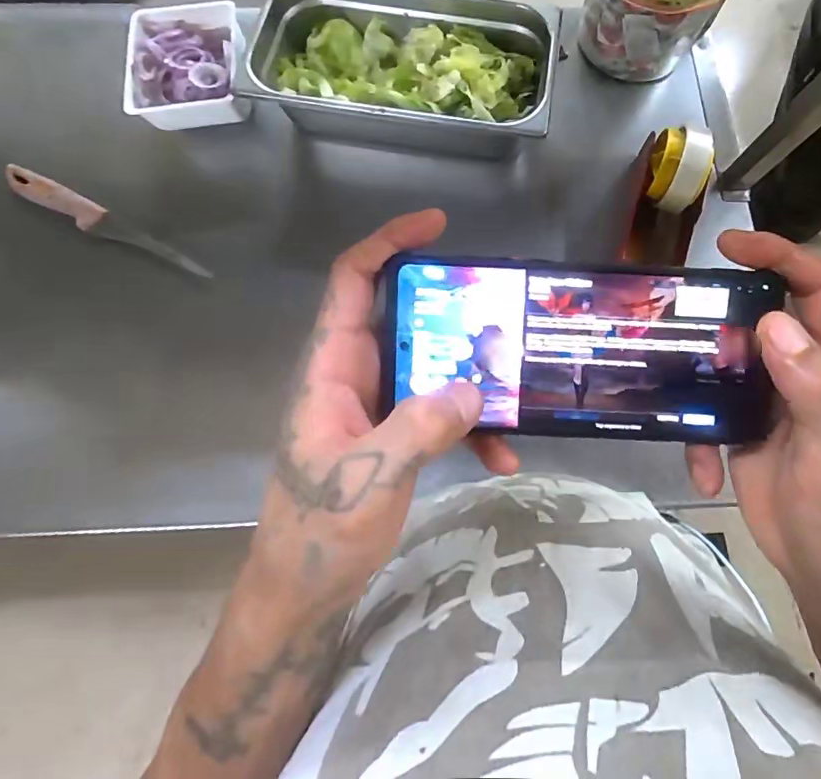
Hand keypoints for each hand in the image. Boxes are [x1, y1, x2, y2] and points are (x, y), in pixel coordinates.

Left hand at [245, 209, 517, 610]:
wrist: (303, 594)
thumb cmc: (318, 532)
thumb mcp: (369, 477)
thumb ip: (420, 427)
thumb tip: (476, 389)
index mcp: (332, 367)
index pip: (352, 281)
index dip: (388, 242)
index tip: (437, 226)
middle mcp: (355, 374)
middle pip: (404, 315)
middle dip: (452, 307)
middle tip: (500, 304)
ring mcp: (377, 404)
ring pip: (430, 363)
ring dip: (471, 372)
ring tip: (516, 382)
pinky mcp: (395, 434)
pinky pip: (438, 411)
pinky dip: (469, 427)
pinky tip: (502, 457)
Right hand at [685, 230, 820, 608]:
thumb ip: (817, 389)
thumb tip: (773, 322)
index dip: (781, 257)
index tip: (730, 244)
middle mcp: (812, 371)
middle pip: (765, 316)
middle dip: (725, 316)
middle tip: (688, 329)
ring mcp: (776, 399)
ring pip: (730, 356)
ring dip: (703, 370)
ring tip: (685, 392)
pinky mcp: (746, 427)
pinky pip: (712, 407)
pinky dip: (698, 434)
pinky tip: (703, 471)